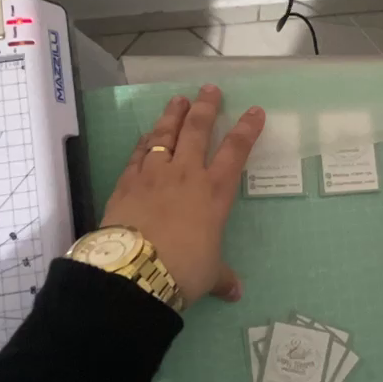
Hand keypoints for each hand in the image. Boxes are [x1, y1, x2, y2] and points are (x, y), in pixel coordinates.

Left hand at [102, 85, 264, 305]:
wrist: (134, 271)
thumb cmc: (182, 269)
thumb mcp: (208, 274)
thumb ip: (221, 276)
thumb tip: (234, 291)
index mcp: (213, 193)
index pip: (235, 152)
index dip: (247, 129)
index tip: (254, 111)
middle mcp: (185, 175)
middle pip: (198, 131)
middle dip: (206, 108)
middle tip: (209, 90)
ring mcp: (154, 174)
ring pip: (165, 134)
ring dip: (173, 115)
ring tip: (178, 100)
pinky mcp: (127, 181)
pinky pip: (139, 153)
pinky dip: (145, 140)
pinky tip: (147, 134)